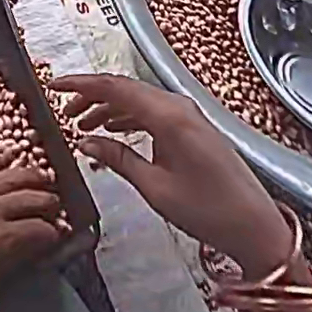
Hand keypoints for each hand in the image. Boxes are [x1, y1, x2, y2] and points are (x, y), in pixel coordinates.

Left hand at [0, 149, 63, 311]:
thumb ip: (6, 269)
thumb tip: (27, 255)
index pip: (42, 231)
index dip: (55, 235)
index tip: (59, 238)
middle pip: (33, 198)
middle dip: (50, 204)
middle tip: (56, 210)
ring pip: (12, 174)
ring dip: (33, 177)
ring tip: (44, 180)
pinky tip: (6, 159)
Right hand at [56, 73, 298, 275]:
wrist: (256, 227)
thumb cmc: (208, 210)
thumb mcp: (154, 187)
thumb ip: (117, 158)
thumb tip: (85, 143)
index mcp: (168, 115)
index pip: (114, 87)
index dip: (80, 84)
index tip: (54, 85)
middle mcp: (177, 106)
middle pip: (124, 89)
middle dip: (91, 96)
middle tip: (65, 111)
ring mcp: (186, 115)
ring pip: (136, 99)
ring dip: (107, 107)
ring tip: (82, 124)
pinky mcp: (191, 126)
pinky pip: (151, 111)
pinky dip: (127, 117)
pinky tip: (112, 131)